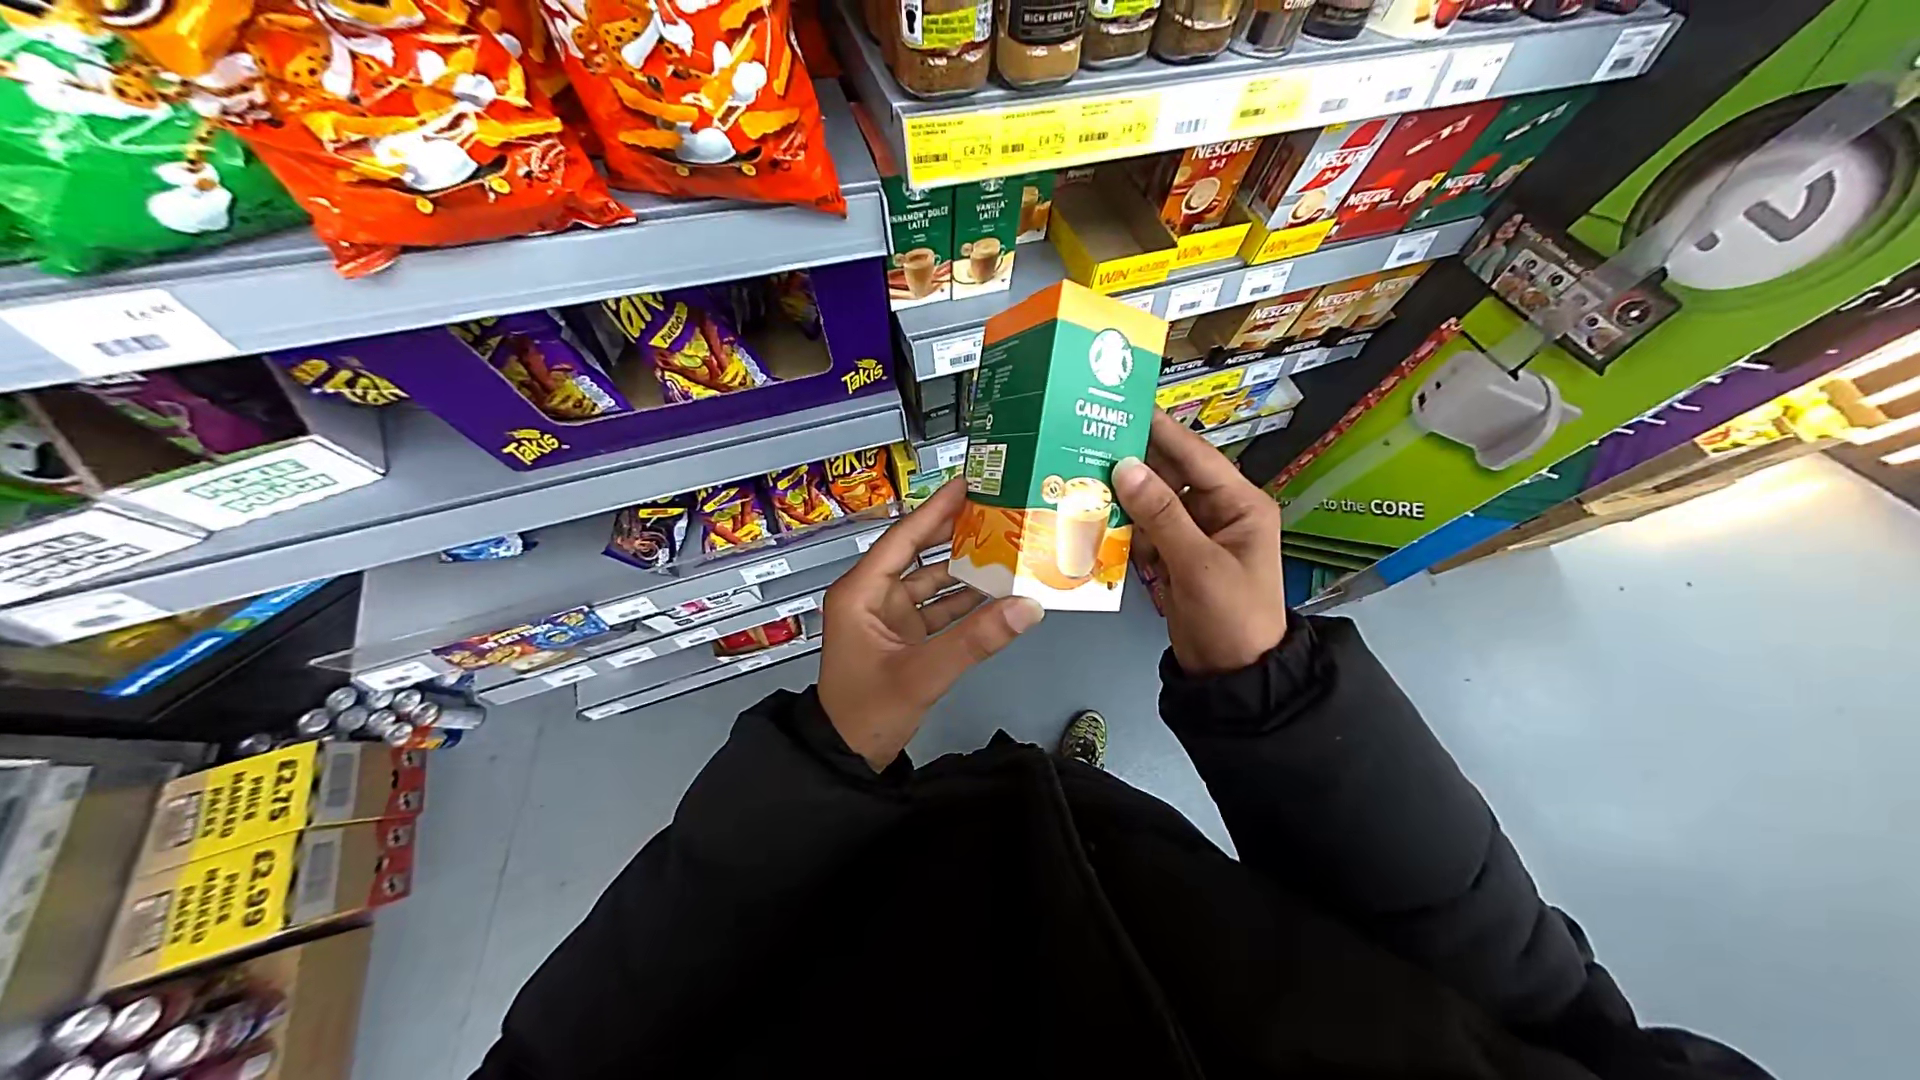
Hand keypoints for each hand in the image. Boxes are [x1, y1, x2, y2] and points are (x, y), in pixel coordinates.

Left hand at [818, 479, 1044, 769]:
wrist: (846, 756)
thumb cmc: (864, 712)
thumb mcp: (922, 673)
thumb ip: (975, 640)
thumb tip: (1023, 608)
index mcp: (860, 592)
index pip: (903, 538)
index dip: (936, 510)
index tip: (966, 486)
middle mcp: (873, 597)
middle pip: (919, 553)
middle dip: (954, 534)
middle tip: (992, 511)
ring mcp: (889, 616)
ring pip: (931, 581)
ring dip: (964, 570)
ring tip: (1002, 549)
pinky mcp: (903, 636)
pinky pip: (937, 608)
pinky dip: (962, 601)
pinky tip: (993, 594)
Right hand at [1115, 411, 1286, 675]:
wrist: (1233, 674)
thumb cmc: (1232, 617)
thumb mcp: (1199, 563)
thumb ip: (1161, 513)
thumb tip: (1125, 466)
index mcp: (1238, 504)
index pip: (1195, 455)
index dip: (1161, 429)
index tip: (1126, 403)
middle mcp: (1216, 511)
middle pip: (1170, 475)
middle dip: (1133, 462)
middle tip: (1089, 439)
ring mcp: (1193, 534)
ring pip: (1152, 502)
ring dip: (1122, 496)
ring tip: (1082, 474)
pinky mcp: (1174, 555)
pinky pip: (1145, 529)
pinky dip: (1124, 527)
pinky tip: (1096, 520)